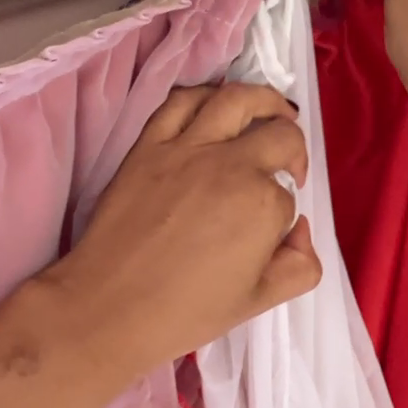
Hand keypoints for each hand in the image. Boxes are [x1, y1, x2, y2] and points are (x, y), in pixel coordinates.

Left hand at [34, 83, 322, 376]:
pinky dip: (205, 94)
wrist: (108, 308)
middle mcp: (230, 165)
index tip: (273, 225)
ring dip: (264, 100)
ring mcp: (186, 148)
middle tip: (288, 164)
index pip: (288, 191)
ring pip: (236, 99)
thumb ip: (299, 265)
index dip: (285, 208)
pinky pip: (181, 101)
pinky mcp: (149, 144)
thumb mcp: (259, 301)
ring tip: (272, 110)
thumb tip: (299, 228)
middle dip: (293, 147)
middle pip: (278, 132)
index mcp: (262, 205)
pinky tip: (215, 105)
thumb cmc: (186, 312)